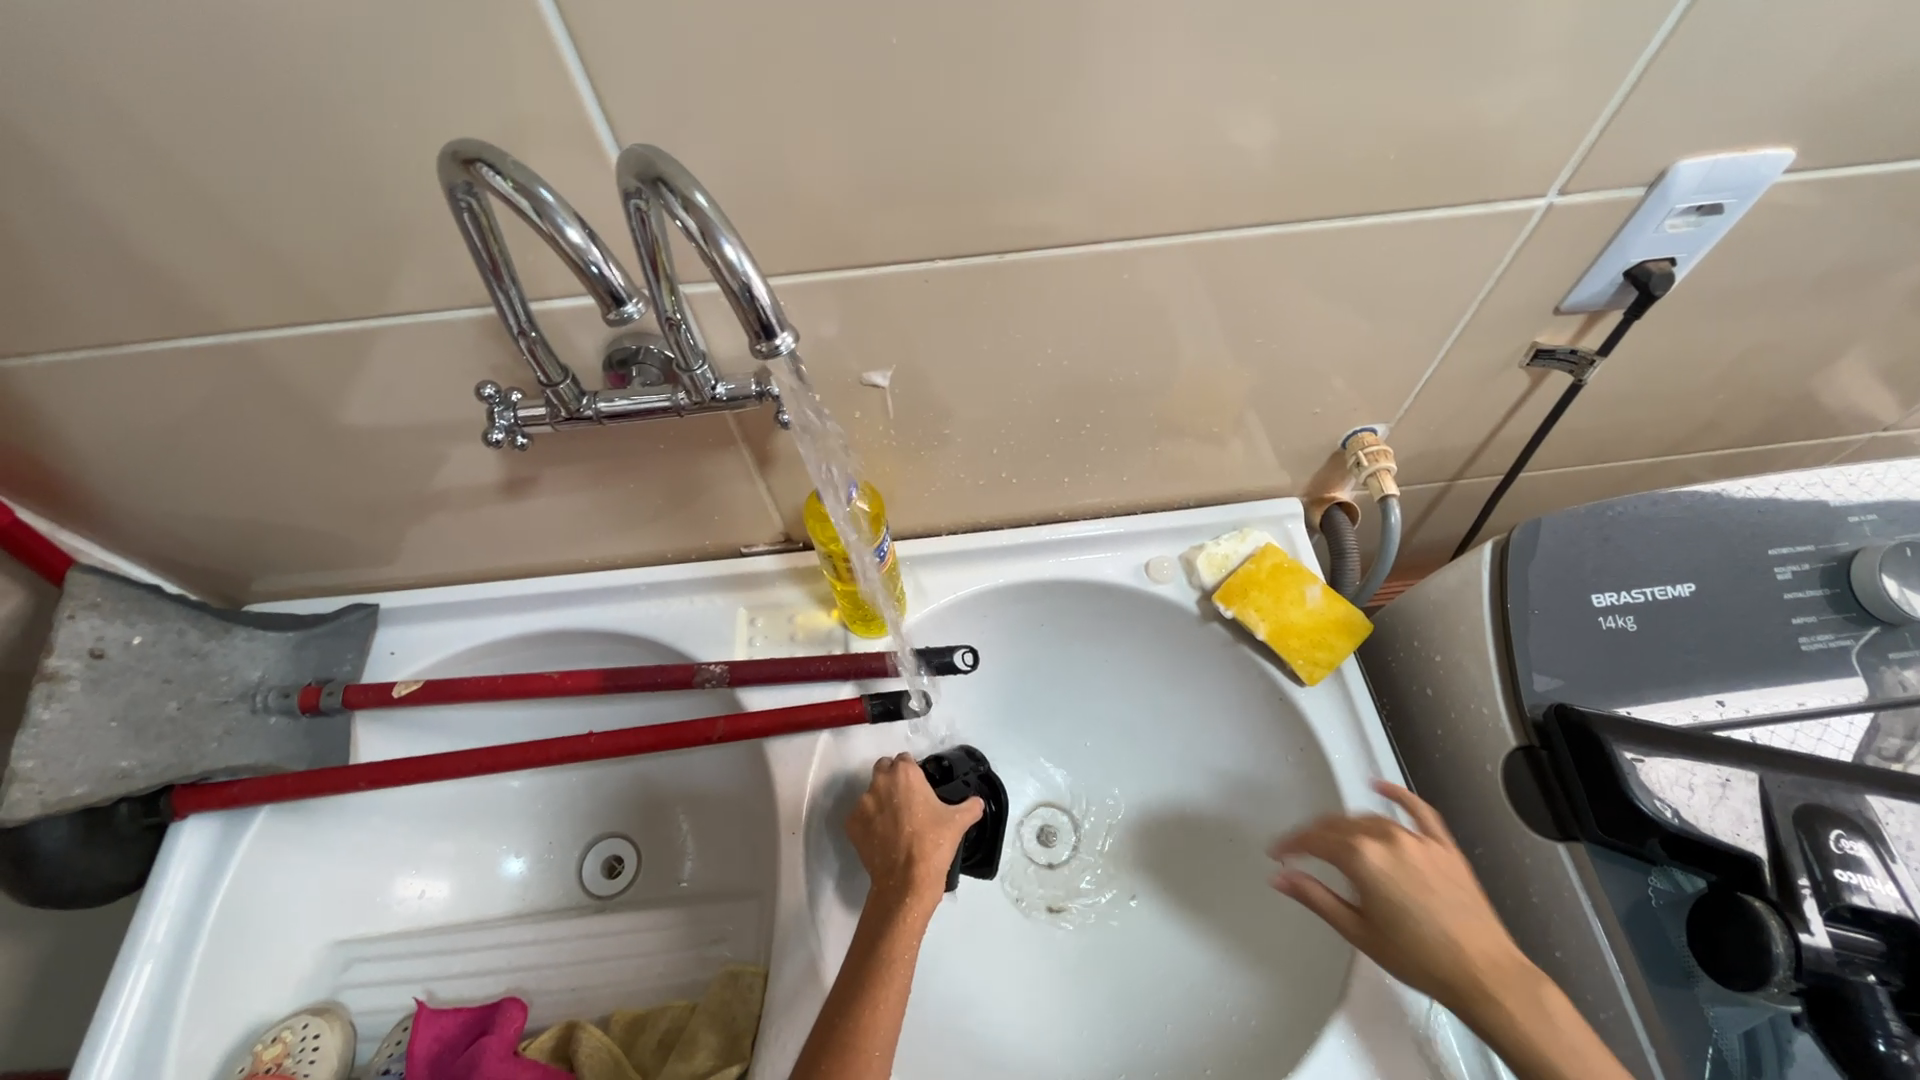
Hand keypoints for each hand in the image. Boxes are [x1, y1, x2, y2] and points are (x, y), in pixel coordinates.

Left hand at [846, 753, 983, 914]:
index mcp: (905, 774)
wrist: (906, 880)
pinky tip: (883, 837)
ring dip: (881, 801)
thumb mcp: (959, 822)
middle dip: (892, 778)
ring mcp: (863, 804)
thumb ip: (970, 806)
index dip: (912, 770)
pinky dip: (870, 823)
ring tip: (895, 823)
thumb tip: (978, 803)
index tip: (920, 786)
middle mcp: (880, 782)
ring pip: (871, 793)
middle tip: (907, 799)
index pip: (905, 759)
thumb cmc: (934, 844)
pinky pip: (861, 816)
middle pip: (883, 769)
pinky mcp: (851, 824)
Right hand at [1269, 779, 1533, 1015]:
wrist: (1482, 972)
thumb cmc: (1418, 957)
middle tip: (1301, 851)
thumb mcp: (1357, 930)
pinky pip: (1418, 810)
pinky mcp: (1444, 846)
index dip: (1292, 845)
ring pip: (1370, 819)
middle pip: (1338, 826)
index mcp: (1362, 858)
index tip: (1279, 853)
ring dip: (1346, 826)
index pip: (1314, 840)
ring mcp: (1418, 839)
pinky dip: (1397, 794)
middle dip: (1314, 835)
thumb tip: (1280, 878)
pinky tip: (1381, 786)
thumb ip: (1316, 897)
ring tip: (1334, 840)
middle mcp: (1387, 838)